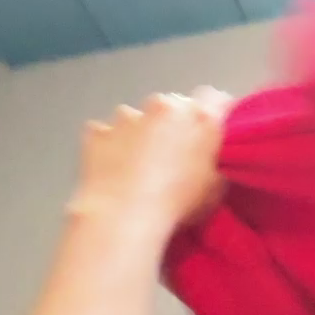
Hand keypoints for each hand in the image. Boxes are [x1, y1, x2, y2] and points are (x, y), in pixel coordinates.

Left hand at [70, 87, 232, 228]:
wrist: (122, 216)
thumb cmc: (178, 203)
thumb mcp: (216, 187)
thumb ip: (215, 160)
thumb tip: (209, 155)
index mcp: (200, 117)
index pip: (215, 98)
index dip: (214, 112)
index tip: (212, 129)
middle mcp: (165, 107)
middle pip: (174, 106)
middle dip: (174, 123)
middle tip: (173, 154)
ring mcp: (127, 116)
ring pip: (137, 116)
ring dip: (140, 132)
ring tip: (137, 164)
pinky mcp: (97, 131)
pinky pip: (106, 133)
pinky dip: (110, 144)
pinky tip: (111, 167)